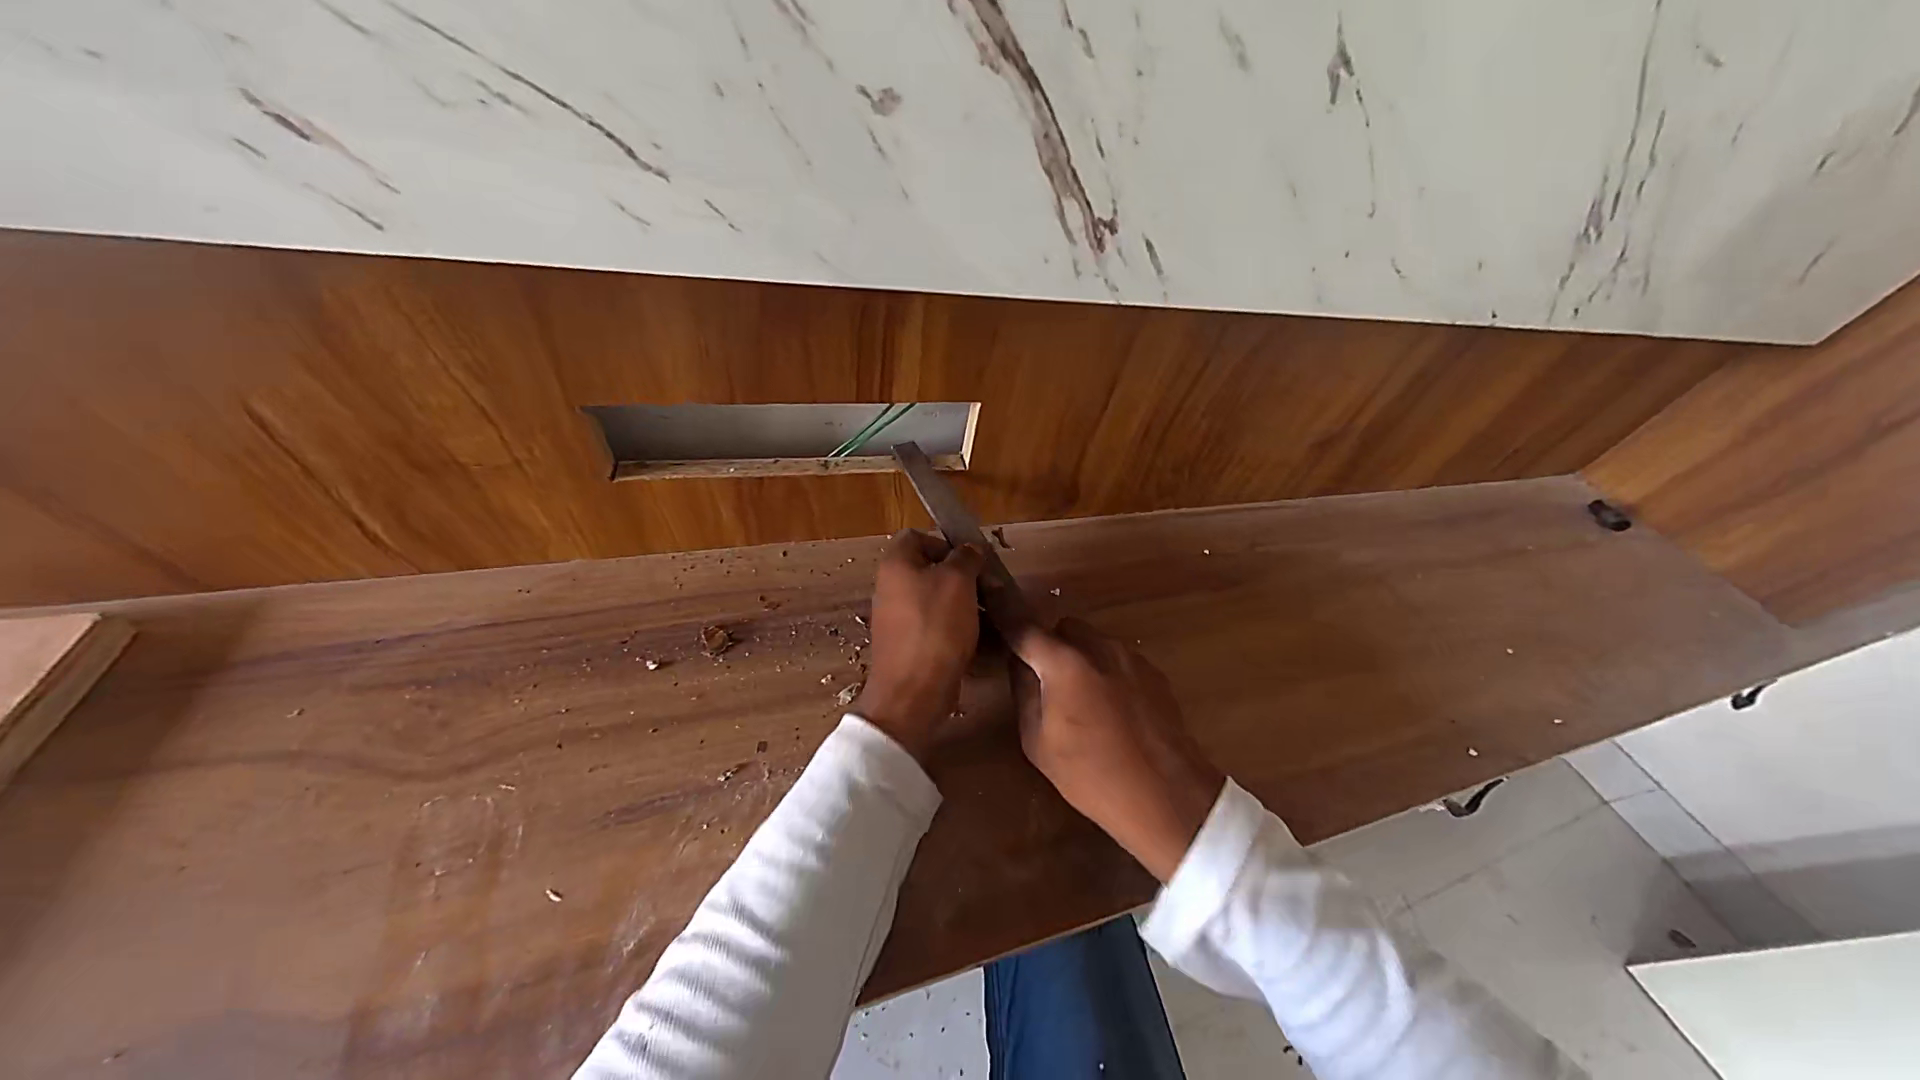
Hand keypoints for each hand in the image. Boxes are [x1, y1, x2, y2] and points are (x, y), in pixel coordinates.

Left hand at [853, 530, 985, 762]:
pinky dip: (957, 631)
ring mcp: (898, 619)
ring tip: (991, 616)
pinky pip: (937, 628)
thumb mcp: (958, 581)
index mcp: (895, 565)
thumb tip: (970, 549)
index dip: (945, 542)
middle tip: (988, 588)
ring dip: (965, 605)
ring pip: (937, 601)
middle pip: (930, 570)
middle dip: (963, 577)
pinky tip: (981, 641)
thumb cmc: (935, 627)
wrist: (915, 691)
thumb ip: (966, 557)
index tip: (971, 560)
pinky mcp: (909, 646)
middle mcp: (891, 588)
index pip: (917, 536)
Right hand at [1010, 619, 1225, 881]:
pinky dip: (1105, 673)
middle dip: (1050, 647)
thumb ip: (1024, 690)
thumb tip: (1019, 661)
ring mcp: (1131, 657)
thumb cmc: (1091, 775)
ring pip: (1092, 642)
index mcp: (1064, 663)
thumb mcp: (1037, 741)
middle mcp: (1099, 647)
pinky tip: (1111, 712)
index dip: (1003, 607)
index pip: (1023, 625)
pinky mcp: (1153, 671)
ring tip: (1082, 704)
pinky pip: (1116, 659)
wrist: (1166, 795)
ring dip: (1079, 659)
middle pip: (1063, 629)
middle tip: (1046, 684)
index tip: (989, 587)